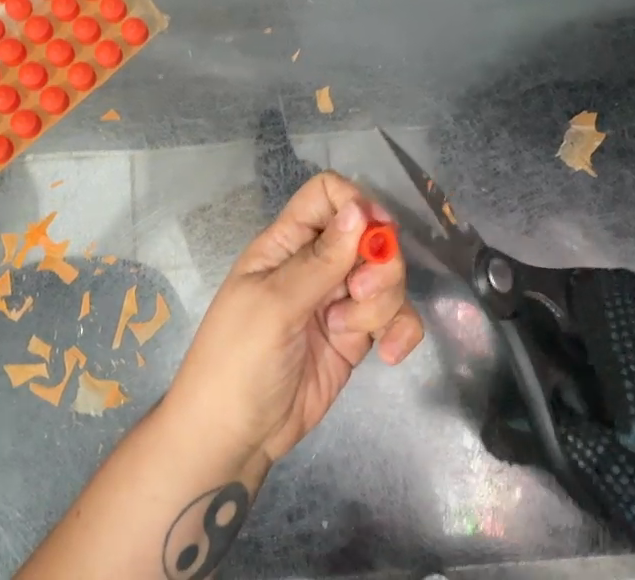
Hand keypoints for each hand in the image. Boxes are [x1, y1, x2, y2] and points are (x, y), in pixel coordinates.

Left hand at [164, 173, 425, 466]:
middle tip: (357, 295)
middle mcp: (313, 266)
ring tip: (349, 332)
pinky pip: (394, 319)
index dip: (356, 204)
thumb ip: (320, 260)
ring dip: (383, 302)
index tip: (374, 232)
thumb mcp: (274, 306)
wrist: (233, 437)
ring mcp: (336, 303)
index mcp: (284, 245)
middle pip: (368, 236)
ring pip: (385, 277)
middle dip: (377, 263)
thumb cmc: (237, 360)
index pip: (326, 197)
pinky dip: (401, 331)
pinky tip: (389, 355)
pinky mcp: (354, 338)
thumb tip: (359, 209)